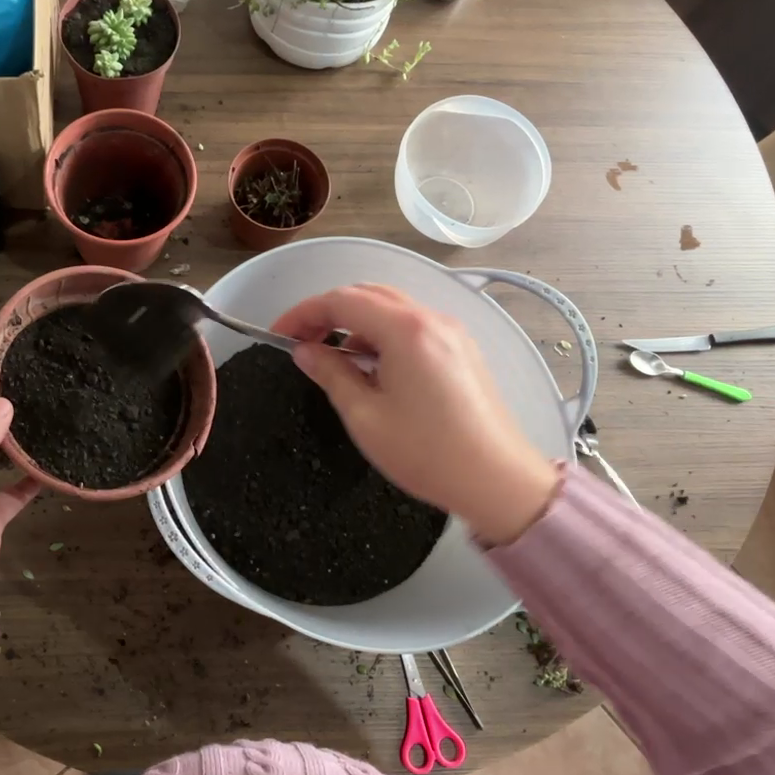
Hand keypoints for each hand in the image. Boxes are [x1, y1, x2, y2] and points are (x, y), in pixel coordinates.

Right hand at [273, 284, 558, 543]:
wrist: (496, 479)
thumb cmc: (427, 453)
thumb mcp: (365, 416)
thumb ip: (332, 375)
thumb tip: (306, 352)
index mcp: (406, 331)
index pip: (342, 301)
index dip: (303, 313)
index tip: (278, 335)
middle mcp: (432, 320)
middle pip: (368, 295)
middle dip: (328, 312)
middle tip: (300, 341)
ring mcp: (451, 333)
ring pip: (391, 308)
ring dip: (355, 322)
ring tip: (331, 357)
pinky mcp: (461, 351)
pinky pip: (413, 326)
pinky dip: (382, 334)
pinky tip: (370, 366)